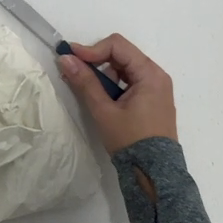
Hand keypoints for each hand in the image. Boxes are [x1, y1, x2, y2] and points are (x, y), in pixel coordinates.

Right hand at [57, 34, 176, 153]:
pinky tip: (101, 96)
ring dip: (104, 72)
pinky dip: (114, 82)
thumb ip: (85, 82)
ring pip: (125, 66)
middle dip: (96, 60)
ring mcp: (157, 87)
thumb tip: (65, 58)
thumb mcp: (104, 111)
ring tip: (87, 87)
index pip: (117, 46)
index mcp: (150, 74)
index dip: (92, 49)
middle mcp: (157, 75)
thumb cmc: (130, 141)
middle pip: (122, 53)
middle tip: (75, 71)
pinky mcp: (153, 98)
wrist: (154, 177)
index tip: (71, 57)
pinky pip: (131, 79)